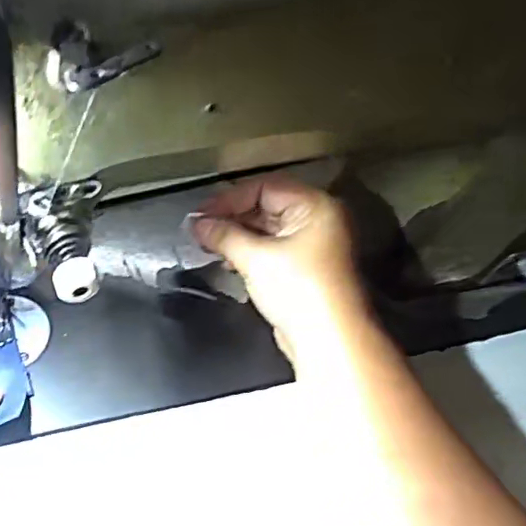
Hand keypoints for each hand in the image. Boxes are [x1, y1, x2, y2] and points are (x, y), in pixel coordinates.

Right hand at [189, 175, 373, 363]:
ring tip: (209, 245)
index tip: (200, 214)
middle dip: (231, 218)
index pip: (264, 187)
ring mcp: (311, 246)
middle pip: (266, 207)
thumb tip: (199, 224)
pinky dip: (249, 253)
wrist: (326, 337)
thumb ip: (224, 236)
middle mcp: (317, 221)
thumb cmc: (301, 292)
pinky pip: (271, 251)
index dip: (229, 199)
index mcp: (314, 206)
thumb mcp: (256, 259)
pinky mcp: (302, 270)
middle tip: (200, 230)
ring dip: (237, 237)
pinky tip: (228, 261)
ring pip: (267, 231)